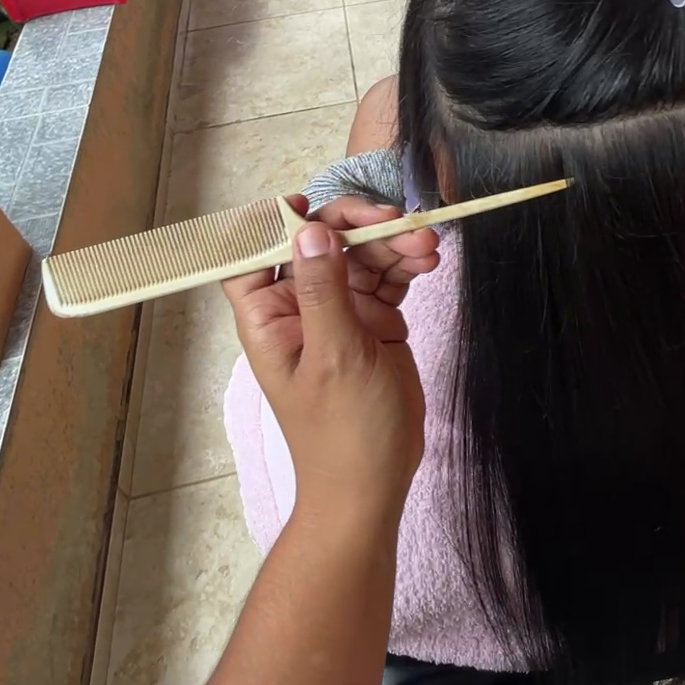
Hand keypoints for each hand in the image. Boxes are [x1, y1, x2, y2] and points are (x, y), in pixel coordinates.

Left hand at [222, 197, 438, 527]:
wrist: (376, 480)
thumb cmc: (343, 432)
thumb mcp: (334, 358)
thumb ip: (323, 291)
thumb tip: (310, 230)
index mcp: (272, 316)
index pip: (256, 253)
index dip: (274, 223)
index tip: (309, 204)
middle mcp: (302, 305)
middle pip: (323, 243)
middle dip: (360, 228)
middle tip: (399, 222)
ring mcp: (341, 310)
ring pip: (362, 255)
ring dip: (394, 244)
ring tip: (428, 248)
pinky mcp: (374, 319)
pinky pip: (389, 277)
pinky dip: (408, 266)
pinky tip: (428, 262)